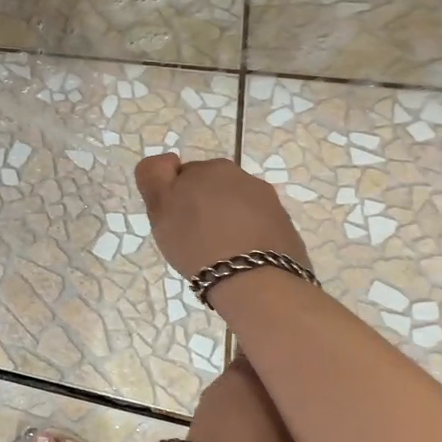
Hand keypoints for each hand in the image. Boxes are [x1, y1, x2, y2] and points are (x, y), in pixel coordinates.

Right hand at [133, 154, 311, 279]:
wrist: (256, 282)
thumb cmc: (196, 240)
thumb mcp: (158, 205)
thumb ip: (153, 174)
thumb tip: (167, 160)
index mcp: (211, 168)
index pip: (181, 175)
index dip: (173, 196)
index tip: (171, 219)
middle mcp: (244, 178)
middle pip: (211, 188)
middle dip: (201, 205)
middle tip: (190, 235)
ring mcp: (270, 203)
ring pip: (235, 207)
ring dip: (224, 220)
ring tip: (216, 249)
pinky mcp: (287, 228)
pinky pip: (255, 226)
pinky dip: (245, 236)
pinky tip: (238, 257)